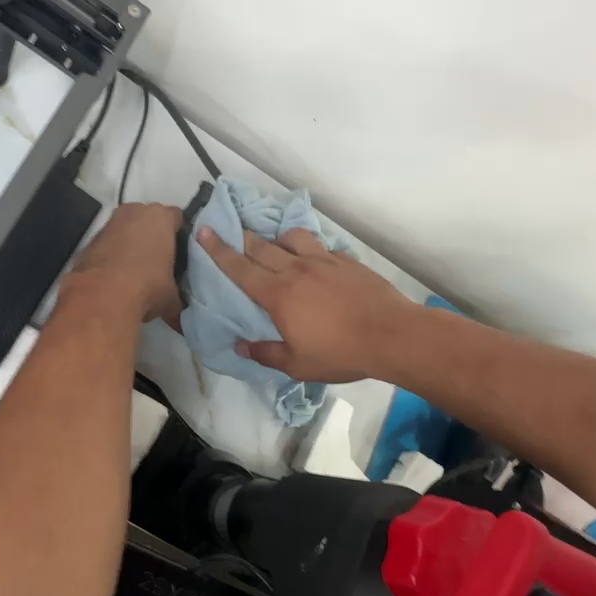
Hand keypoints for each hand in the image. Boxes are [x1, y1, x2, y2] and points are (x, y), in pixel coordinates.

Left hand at [66, 203, 183, 324]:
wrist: (101, 296)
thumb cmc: (147, 286)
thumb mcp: (171, 297)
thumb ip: (176, 299)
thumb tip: (177, 314)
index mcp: (160, 218)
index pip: (176, 217)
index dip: (178, 235)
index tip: (179, 252)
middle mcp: (134, 212)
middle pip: (147, 219)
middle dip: (152, 236)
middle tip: (158, 261)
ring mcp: (108, 224)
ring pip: (124, 230)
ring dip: (129, 245)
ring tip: (135, 272)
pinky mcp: (89, 241)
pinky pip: (107, 245)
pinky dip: (111, 256)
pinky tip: (114, 278)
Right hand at [197, 226, 414, 382]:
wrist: (391, 335)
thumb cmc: (340, 353)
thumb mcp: (297, 365)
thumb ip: (266, 354)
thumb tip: (241, 346)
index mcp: (277, 294)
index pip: (239, 268)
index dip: (218, 250)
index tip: (204, 231)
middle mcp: (296, 269)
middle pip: (262, 246)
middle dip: (242, 239)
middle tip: (231, 231)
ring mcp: (324, 261)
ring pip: (293, 238)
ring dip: (278, 239)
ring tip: (277, 246)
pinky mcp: (347, 261)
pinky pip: (322, 247)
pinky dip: (311, 249)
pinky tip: (316, 261)